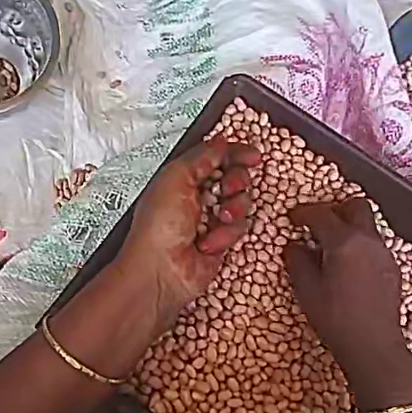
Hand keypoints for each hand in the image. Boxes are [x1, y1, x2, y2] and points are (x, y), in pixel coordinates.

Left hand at [114, 139, 261, 329]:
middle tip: (229, 188)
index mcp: (184, 178)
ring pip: (242, 204)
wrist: (160, 270)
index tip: (252, 156)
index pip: (217, 158)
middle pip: (235, 178)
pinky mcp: (222, 242)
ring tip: (220, 218)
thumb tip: (221, 142)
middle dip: (237, 181)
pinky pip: (240, 229)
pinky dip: (226, 235)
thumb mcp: (176, 178)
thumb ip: (202, 157)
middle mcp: (199, 197)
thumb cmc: (159, 227)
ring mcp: (212, 220)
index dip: (236, 154)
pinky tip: (208, 243)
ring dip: (233, 209)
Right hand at [283, 198, 411, 404]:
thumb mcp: (307, 291)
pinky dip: (359, 245)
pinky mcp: (392, 269)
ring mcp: (384, 254)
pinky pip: (374, 245)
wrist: (374, 346)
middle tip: (316, 223)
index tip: (292, 218)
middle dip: (334, 209)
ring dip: (348, 227)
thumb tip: (293, 246)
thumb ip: (298, 261)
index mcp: (344, 242)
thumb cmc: (336, 320)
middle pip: (355, 207)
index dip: (302, 213)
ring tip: (330, 247)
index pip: (320, 215)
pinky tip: (347, 266)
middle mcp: (368, 241)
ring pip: (367, 225)